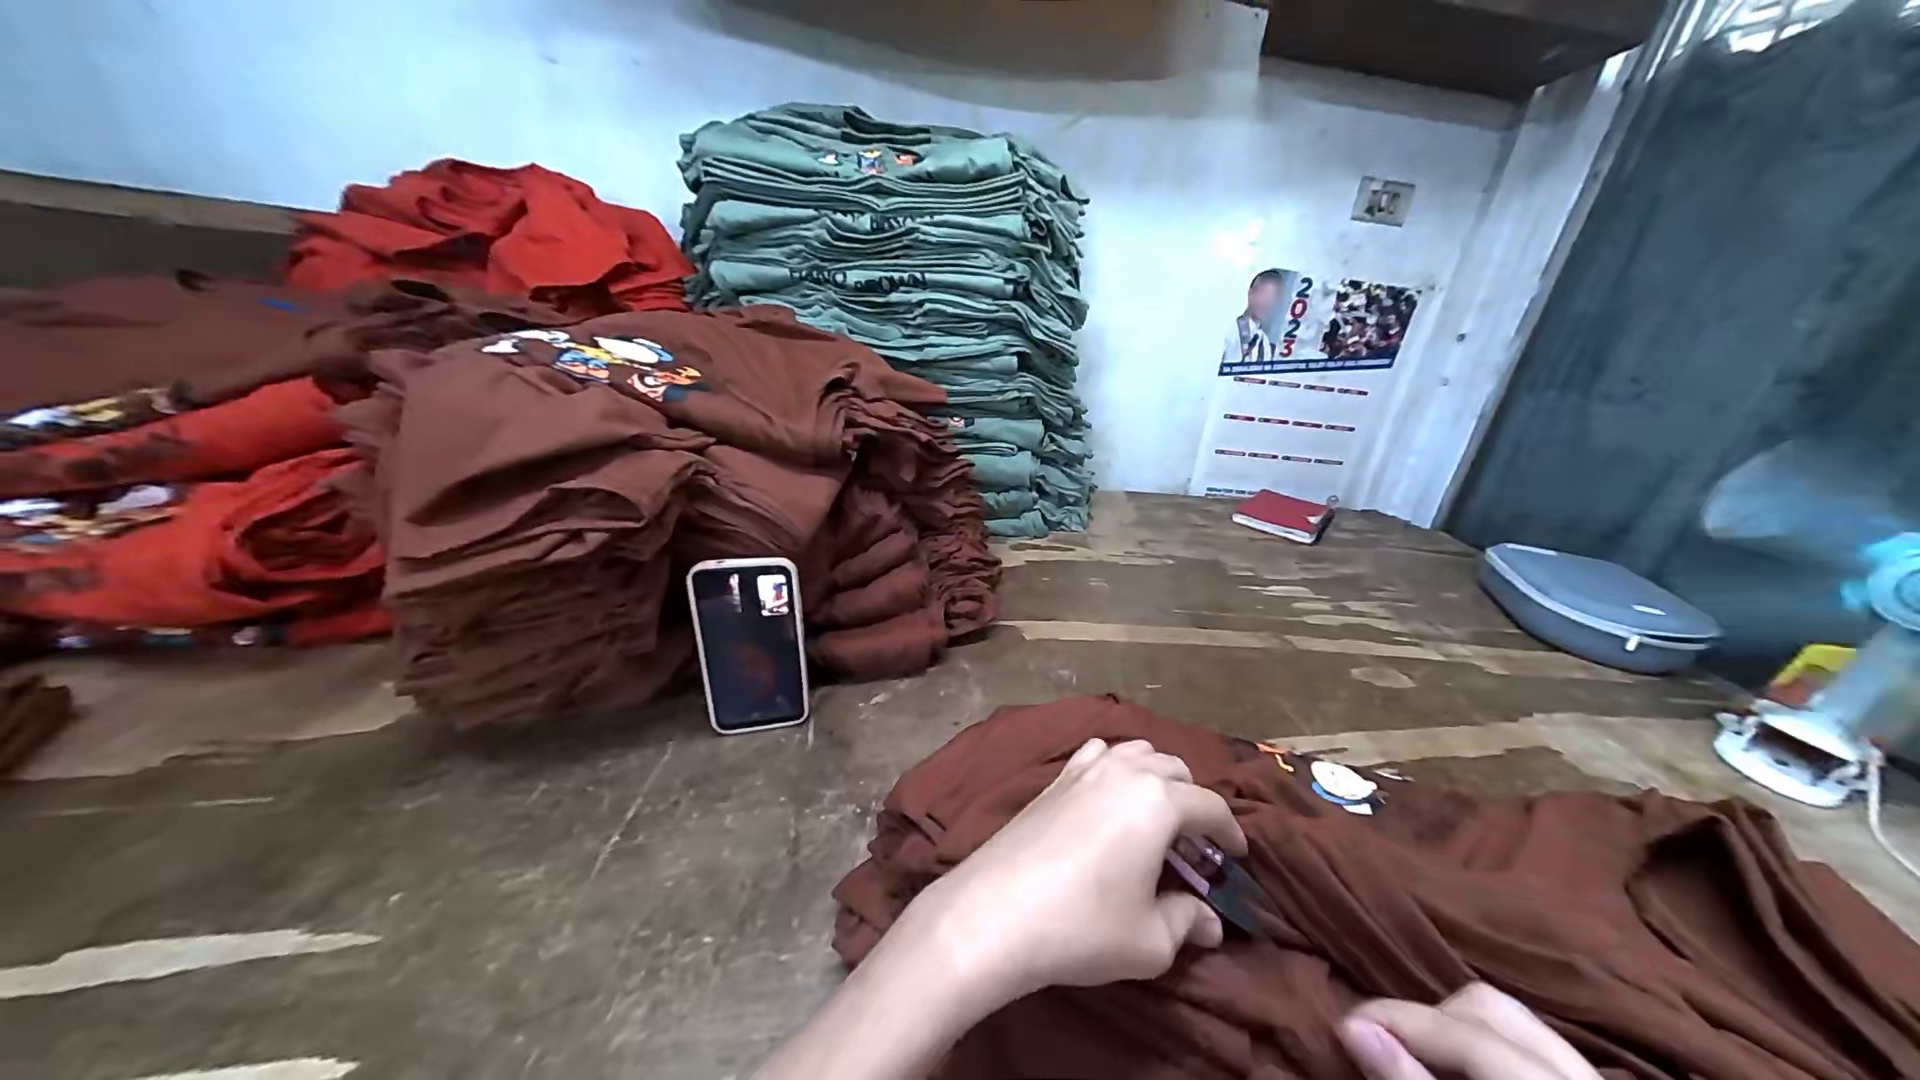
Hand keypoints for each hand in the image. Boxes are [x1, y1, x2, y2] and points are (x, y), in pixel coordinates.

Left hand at [901, 737, 1246, 1008]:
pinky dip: (1114, 766)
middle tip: (1195, 844)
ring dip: (1155, 777)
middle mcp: (1123, 771)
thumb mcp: (1150, 939)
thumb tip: (1210, 922)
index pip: (1209, 807)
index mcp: (1157, 800)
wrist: (996, 911)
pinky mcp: (1051, 779)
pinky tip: (1107, 796)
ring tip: (1155, 815)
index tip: (1238, 856)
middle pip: (1174, 770)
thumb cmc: (1084, 925)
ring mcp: (1082, 768)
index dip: (1231, 832)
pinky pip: (1095, 754)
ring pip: (1135, 752)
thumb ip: (1186, 922)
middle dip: (1193, 801)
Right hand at [1339, 983, 1600, 1079]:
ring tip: (1416, 1051)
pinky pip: (1533, 1039)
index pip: (1469, 1033)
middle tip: (1381, 1044)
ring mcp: (1593, 1074)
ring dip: (1454, 1025)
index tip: (1344, 1025)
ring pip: (1513, 1015)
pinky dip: (1486, 1042)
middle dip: (1428, 1018)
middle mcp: (1584, 1072)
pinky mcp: (1585, 1077)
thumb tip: (1350, 1025)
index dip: (1398, 1020)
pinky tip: (1459, 1064)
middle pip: (1490, 1007)